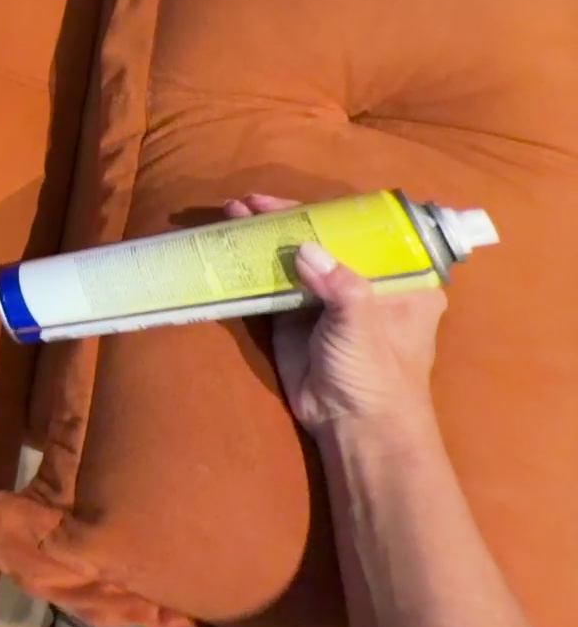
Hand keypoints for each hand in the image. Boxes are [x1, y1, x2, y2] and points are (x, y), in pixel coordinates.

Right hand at [224, 194, 445, 436]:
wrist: (351, 423)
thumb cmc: (376, 376)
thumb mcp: (364, 331)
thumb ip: (342, 289)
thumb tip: (304, 248)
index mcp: (400, 283)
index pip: (363, 235)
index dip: (326, 214)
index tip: (288, 203)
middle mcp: (362, 283)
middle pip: (321, 239)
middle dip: (283, 219)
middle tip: (248, 205)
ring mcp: (324, 297)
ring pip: (291, 255)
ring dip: (260, 235)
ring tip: (230, 216)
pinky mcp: (291, 311)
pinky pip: (269, 279)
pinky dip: (248, 261)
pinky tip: (227, 247)